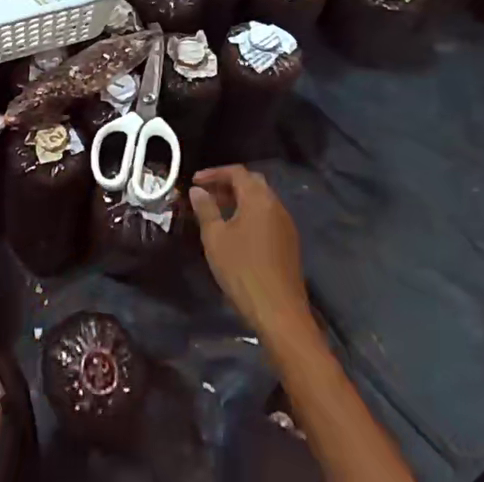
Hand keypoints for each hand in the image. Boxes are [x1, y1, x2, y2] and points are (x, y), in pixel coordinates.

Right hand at [189, 166, 310, 335]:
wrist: (278, 311)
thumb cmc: (242, 270)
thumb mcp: (215, 238)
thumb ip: (205, 209)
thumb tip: (198, 190)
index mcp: (258, 198)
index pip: (237, 172)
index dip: (214, 173)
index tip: (195, 181)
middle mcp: (276, 204)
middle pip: (252, 182)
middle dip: (227, 183)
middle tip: (206, 194)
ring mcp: (286, 223)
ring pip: (261, 199)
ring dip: (239, 199)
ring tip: (216, 211)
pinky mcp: (289, 241)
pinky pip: (267, 215)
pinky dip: (250, 213)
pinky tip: (236, 230)